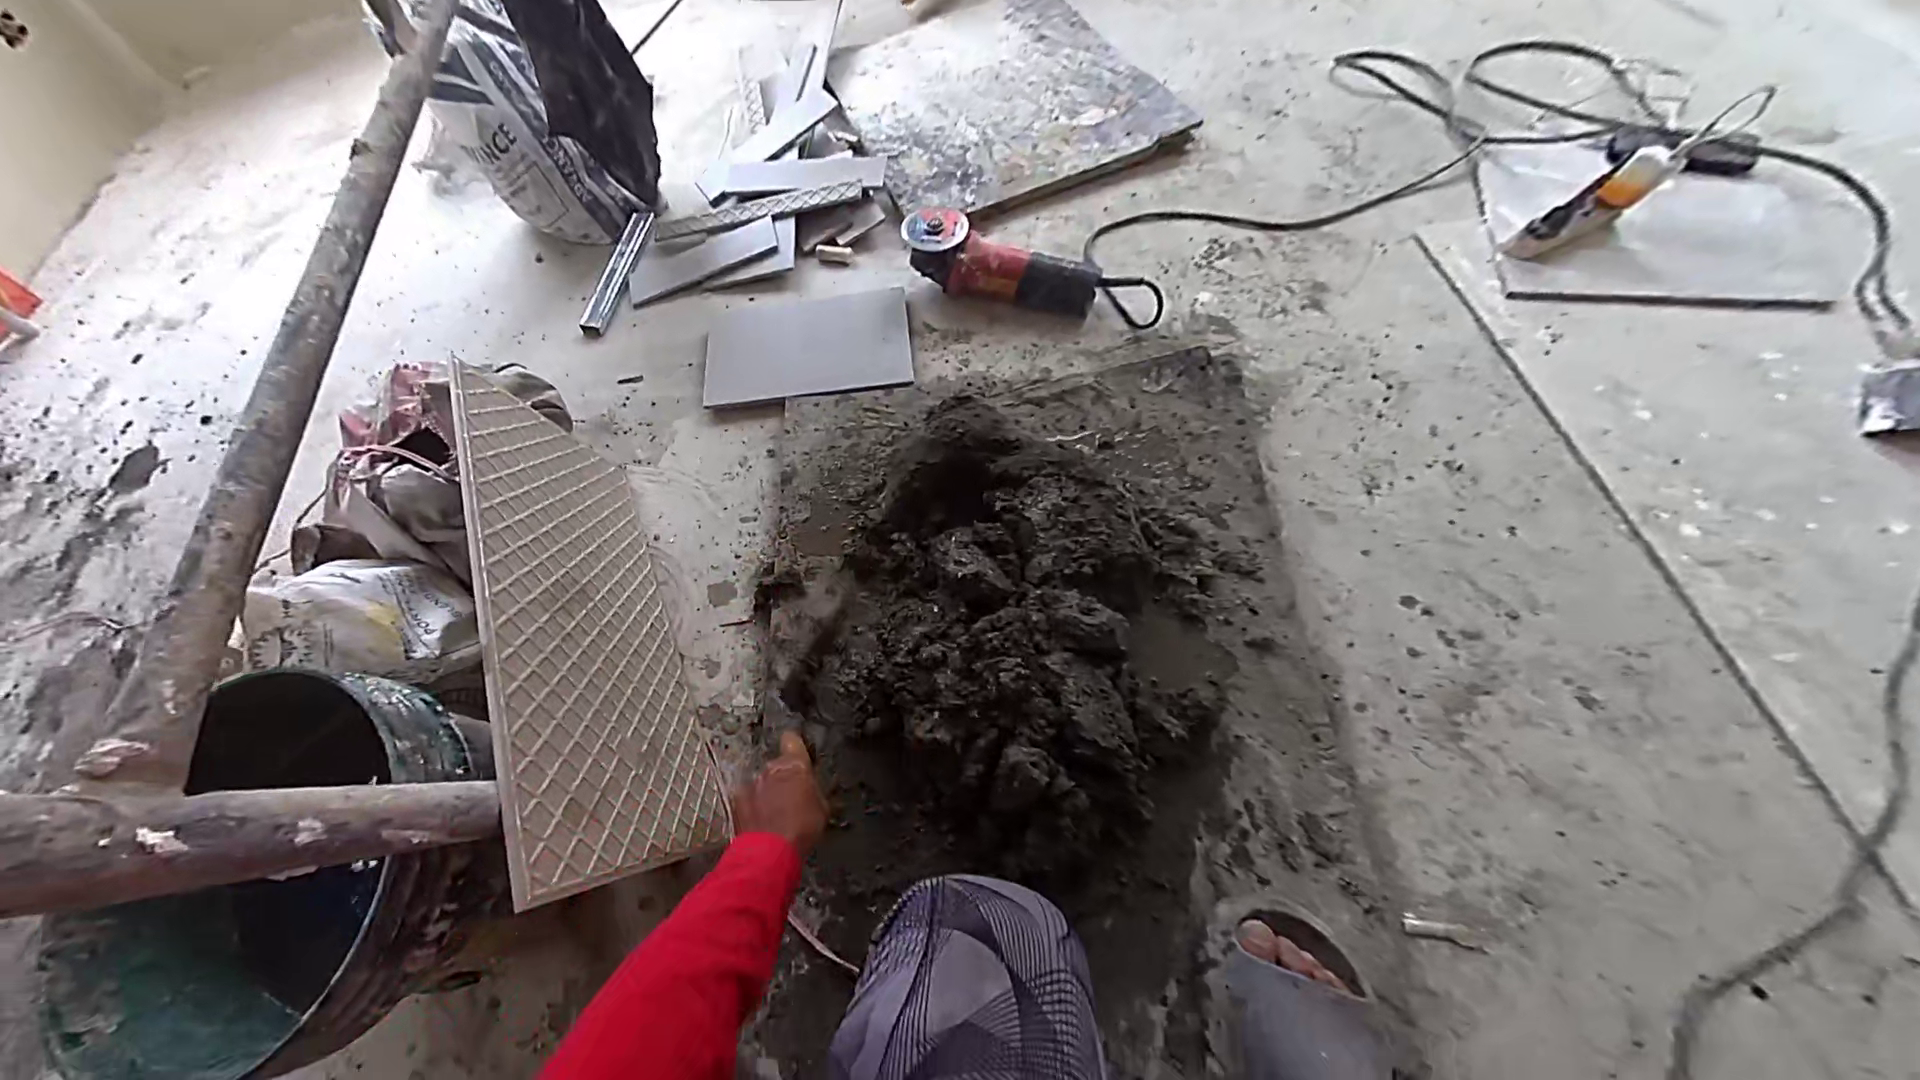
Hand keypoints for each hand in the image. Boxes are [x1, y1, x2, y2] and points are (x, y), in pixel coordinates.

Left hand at [732, 731, 827, 855]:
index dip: (795, 745)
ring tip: (777, 813)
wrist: (769, 854)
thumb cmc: (802, 829)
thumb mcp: (822, 807)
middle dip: (783, 776)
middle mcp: (771, 768)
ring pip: (762, 781)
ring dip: (768, 791)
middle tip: (792, 795)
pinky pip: (748, 798)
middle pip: (777, 764)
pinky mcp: (736, 802)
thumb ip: (814, 789)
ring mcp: (751, 784)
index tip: (797, 753)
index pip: (792, 740)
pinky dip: (753, 805)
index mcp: (795, 764)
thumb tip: (812, 787)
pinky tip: (762, 821)